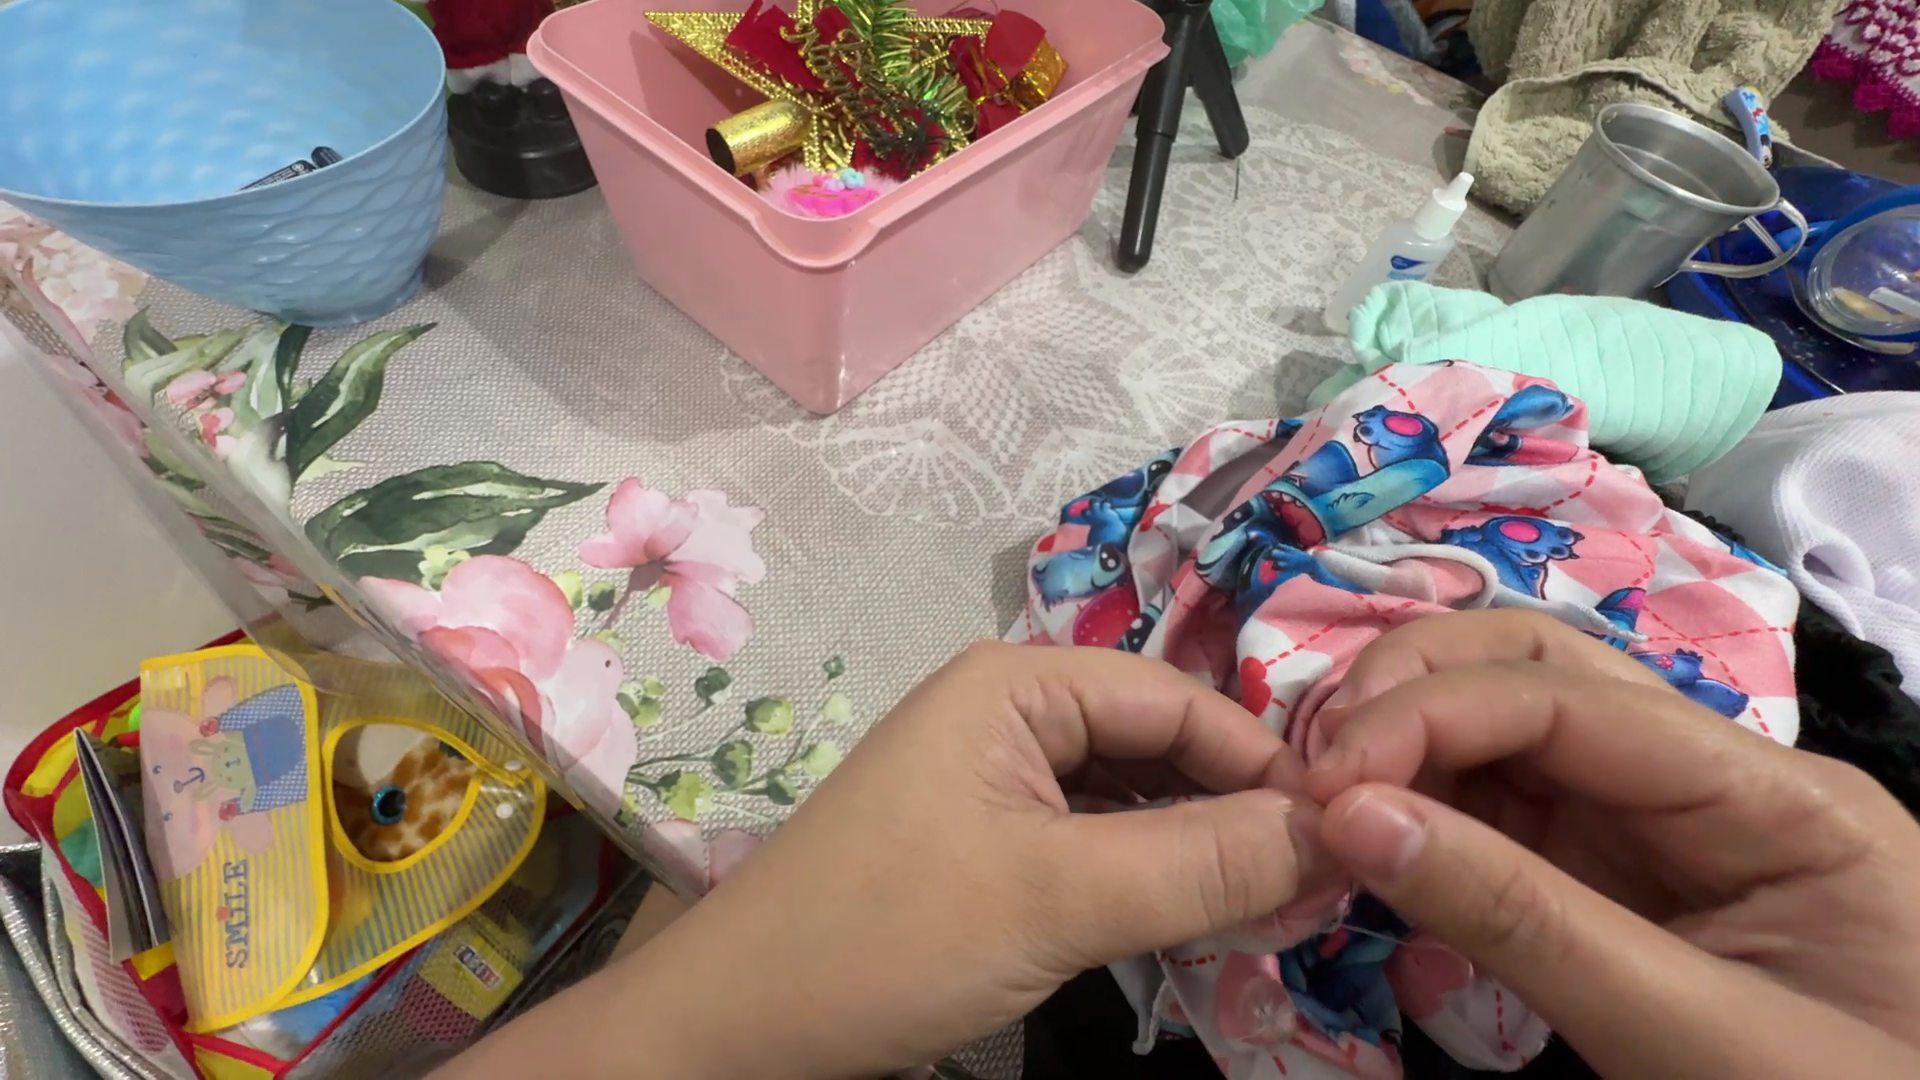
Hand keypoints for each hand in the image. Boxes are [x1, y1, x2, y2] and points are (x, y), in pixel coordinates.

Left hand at [441, 643, 1330, 1079]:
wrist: (743, 1016)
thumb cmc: (890, 933)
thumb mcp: (1057, 899)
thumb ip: (1198, 862)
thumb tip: (1333, 833)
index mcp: (1018, 681)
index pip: (1172, 699)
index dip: (1260, 760)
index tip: (1348, 832)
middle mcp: (1009, 705)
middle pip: (1150, 739)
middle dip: (1230, 803)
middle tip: (1320, 879)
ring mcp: (995, 765)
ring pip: (1124, 788)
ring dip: (1192, 839)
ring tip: (1272, 900)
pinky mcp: (987, 823)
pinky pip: (1088, 827)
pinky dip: (1143, 864)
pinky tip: (1191, 906)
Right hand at [1304, 610, 1919, 1078]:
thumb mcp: (1701, 1045)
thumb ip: (1517, 921)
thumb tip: (1343, 817)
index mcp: (1768, 793)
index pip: (1559, 696)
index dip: (1422, 715)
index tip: (1324, 781)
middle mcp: (1695, 767)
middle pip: (1528, 660)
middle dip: (1408, 684)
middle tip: (1324, 753)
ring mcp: (1637, 806)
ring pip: (1491, 712)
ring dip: (1397, 730)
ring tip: (1330, 786)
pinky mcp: (1588, 852)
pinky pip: (1481, 788)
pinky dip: (1409, 789)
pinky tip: (1368, 819)